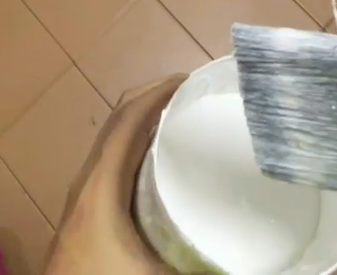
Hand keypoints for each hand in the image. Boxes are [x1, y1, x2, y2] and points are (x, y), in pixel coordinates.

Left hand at [45, 75, 184, 274]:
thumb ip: (203, 266)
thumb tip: (255, 265)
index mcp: (101, 184)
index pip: (128, 119)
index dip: (157, 92)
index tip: (191, 81)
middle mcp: (87, 180)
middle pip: (117, 121)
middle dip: (152, 100)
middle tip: (192, 98)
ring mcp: (81, 196)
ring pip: (110, 141)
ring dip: (141, 122)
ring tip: (179, 123)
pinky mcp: (82, 214)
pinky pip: (109, 162)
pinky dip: (133, 147)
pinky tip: (157, 167)